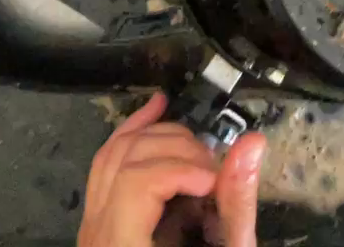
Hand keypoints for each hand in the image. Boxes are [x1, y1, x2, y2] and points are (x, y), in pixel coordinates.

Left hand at [76, 93, 266, 246]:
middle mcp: (95, 237)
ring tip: (200, 145)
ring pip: (112, 155)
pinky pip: (105, 166)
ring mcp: (91, 230)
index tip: (216, 182)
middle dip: (179, 151)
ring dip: (159, 137)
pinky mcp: (98, 224)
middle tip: (216, 173)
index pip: (139, 181)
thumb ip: (237, 205)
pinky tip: (159, 109)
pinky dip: (135, 134)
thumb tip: (252, 141)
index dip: (182, 168)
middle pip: (126, 160)